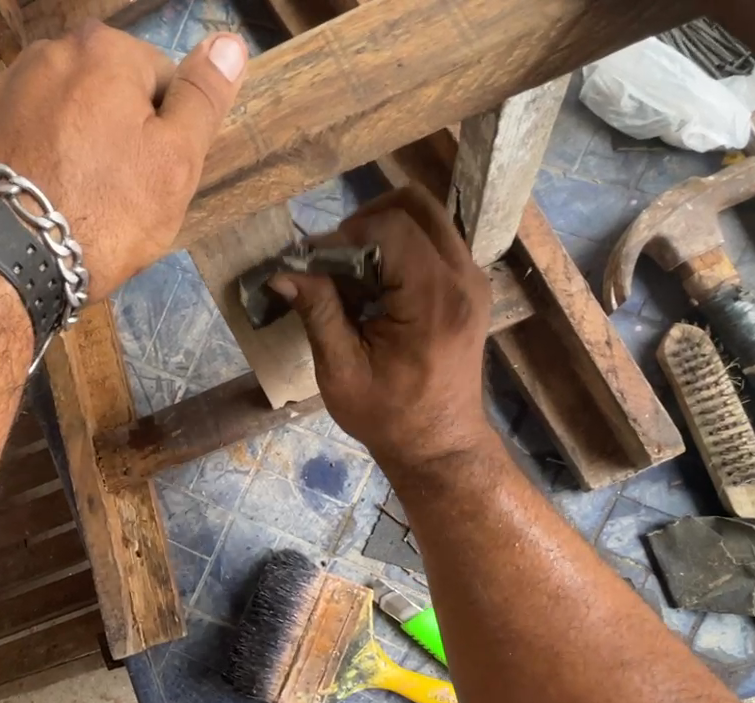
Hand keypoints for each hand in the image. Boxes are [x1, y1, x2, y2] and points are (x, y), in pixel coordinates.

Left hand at [0, 23, 247, 295]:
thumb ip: (203, 100)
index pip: (158, 81)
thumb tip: (230, 42)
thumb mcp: (175, 163)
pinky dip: (19, 164)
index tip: (150, 182)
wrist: (2, 261)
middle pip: (100, 97)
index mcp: (104, 51)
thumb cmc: (104, 214)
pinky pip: (7, 142)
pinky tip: (24, 204)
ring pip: (52, 118)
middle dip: (111, 139)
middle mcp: (44, 53)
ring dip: (65, 151)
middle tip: (110, 203)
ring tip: (65, 208)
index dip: (163, 136)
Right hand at [274, 187, 499, 473]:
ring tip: (352, 273)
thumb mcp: (341, 371)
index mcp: (433, 299)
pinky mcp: (469, 287)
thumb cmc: (387, 417)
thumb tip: (282, 274)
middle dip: (365, 222)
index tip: (312, 265)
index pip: (389, 229)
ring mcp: (472, 280)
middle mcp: (462, 278)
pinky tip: (375, 286)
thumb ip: (318, 313)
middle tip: (333, 259)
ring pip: (428, 218)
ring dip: (382, 233)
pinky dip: (400, 249)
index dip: (343, 237)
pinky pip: (435, 241)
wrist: (439, 444)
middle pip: (416, 206)